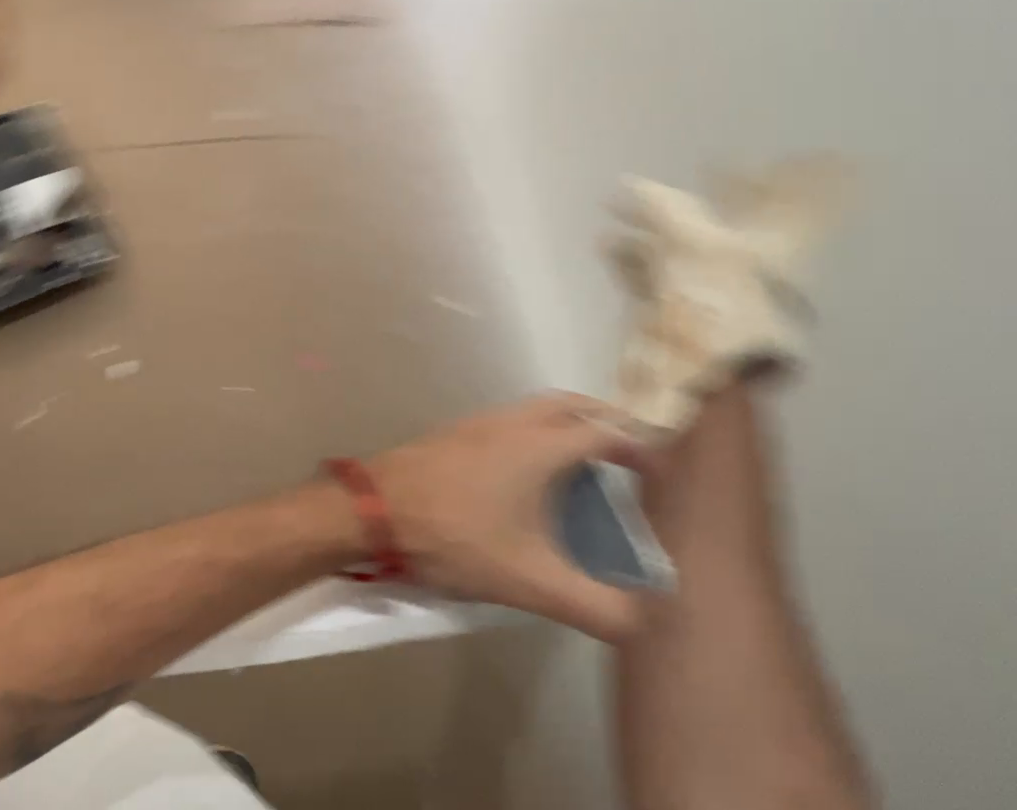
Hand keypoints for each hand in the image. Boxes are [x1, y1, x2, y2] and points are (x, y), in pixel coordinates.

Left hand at [369, 393, 646, 641]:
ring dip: (562, 428)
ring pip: (529, 411)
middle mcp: (507, 424)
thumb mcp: (530, 581)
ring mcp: (470, 426)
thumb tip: (653, 627)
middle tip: (631, 456)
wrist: (365, 513)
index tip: (667, 474)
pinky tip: (524, 478)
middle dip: (604, 422)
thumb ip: (596, 607)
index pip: (607, 431)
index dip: (644, 447)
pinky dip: (528, 436)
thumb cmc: (451, 538)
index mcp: (538, 446)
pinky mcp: (445, 437)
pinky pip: (501, 423)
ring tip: (584, 471)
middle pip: (568, 406)